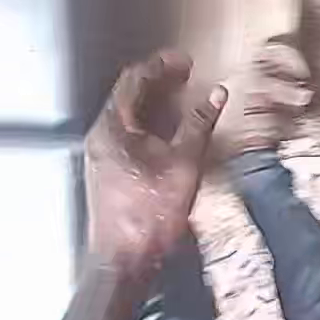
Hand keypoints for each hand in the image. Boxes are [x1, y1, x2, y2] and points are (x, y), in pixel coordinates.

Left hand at [83, 50, 227, 276]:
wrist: (125, 258)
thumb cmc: (152, 209)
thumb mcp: (184, 162)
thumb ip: (199, 123)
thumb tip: (218, 92)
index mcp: (113, 127)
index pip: (134, 80)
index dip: (162, 65)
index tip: (187, 61)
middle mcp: (102, 135)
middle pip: (129, 94)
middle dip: (160, 80)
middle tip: (188, 73)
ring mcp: (102, 153)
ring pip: (129, 113)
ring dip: (156, 100)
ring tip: (184, 94)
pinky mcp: (109, 168)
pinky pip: (129, 131)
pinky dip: (151, 120)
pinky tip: (171, 127)